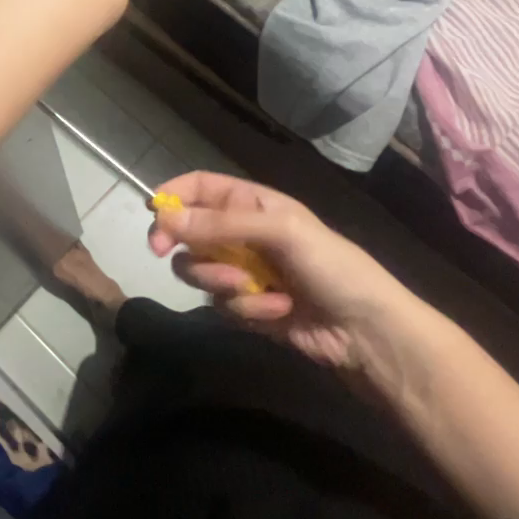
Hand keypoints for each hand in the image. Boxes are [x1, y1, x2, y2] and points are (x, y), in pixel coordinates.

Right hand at [146, 172, 432, 376]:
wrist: (366, 330)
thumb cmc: (332, 266)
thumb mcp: (280, 232)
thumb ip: (221, 224)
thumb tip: (165, 217)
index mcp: (251, 204)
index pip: (198, 188)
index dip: (172, 196)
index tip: (152, 215)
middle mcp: (240, 234)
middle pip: (186, 232)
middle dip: (183, 245)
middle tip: (164, 252)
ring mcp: (242, 272)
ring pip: (198, 272)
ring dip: (221, 282)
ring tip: (256, 289)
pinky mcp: (246, 307)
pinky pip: (221, 305)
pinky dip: (247, 309)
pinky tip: (279, 312)